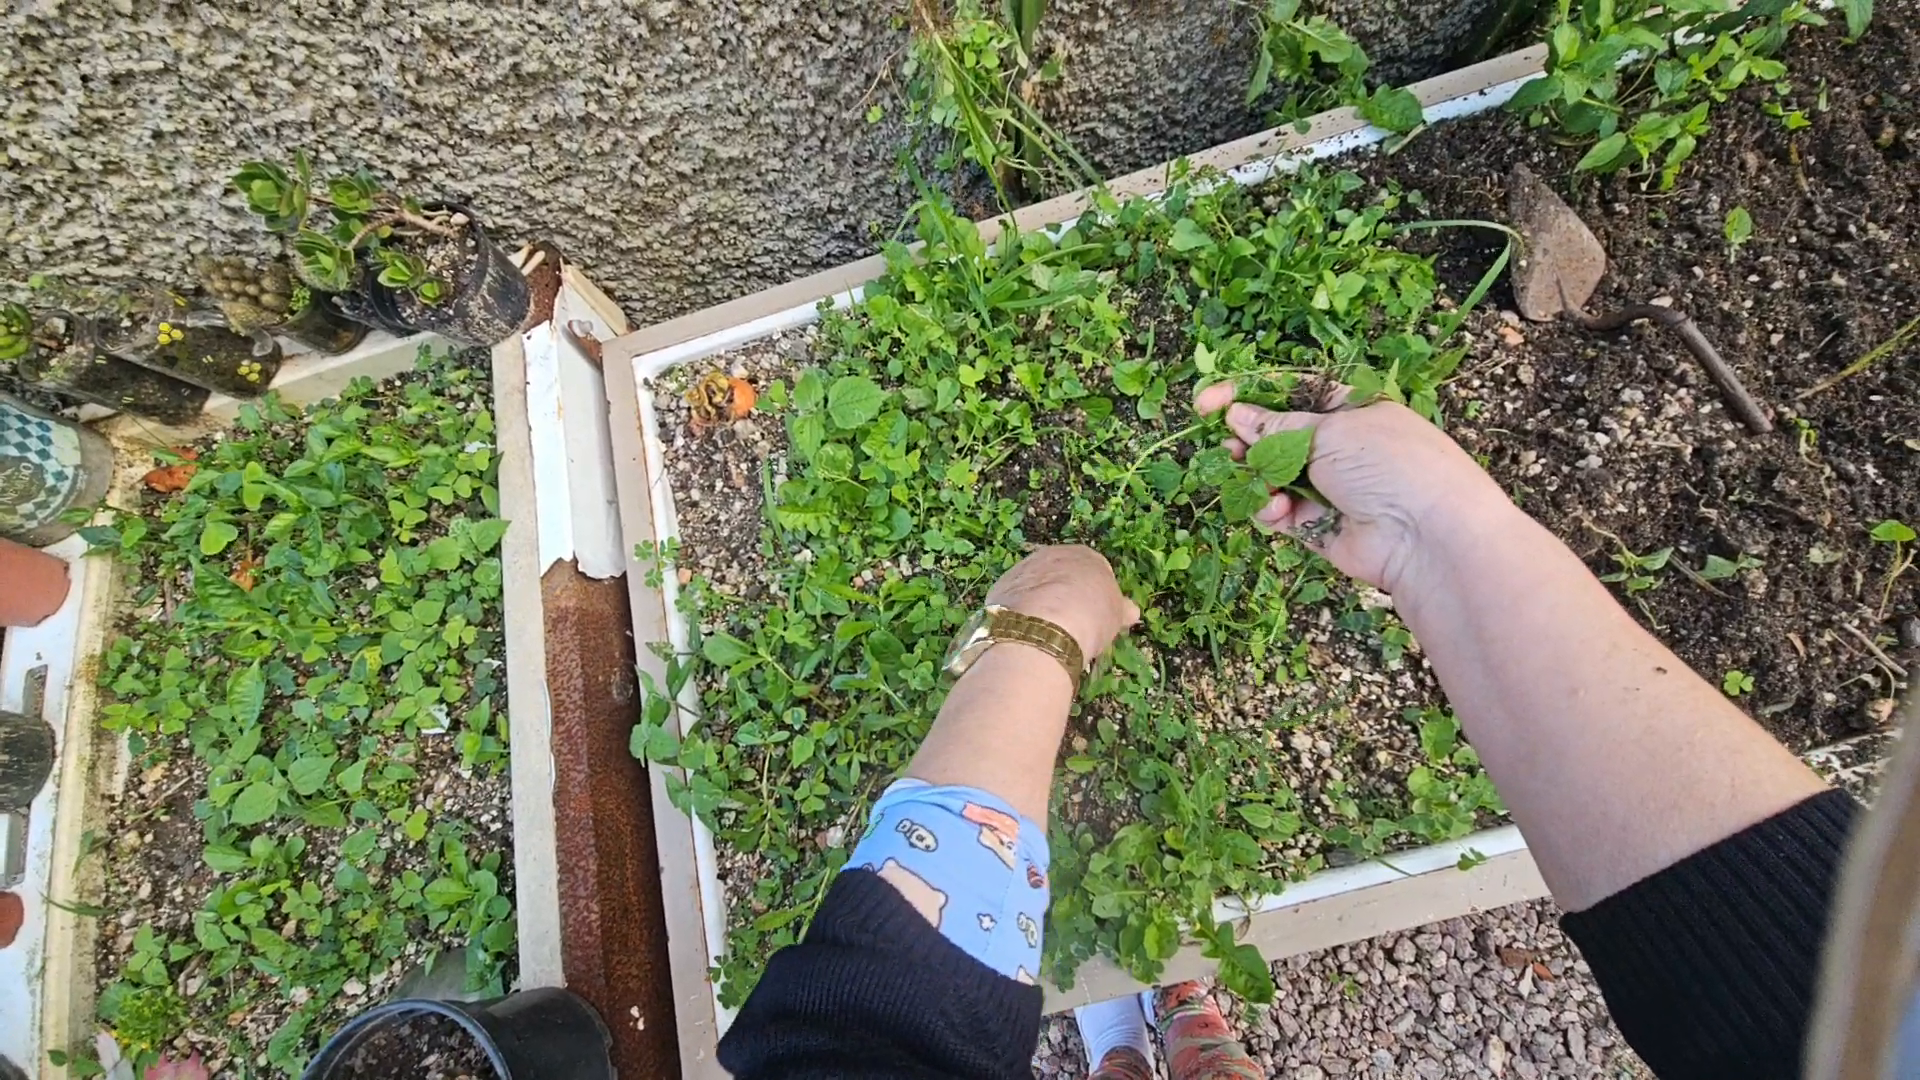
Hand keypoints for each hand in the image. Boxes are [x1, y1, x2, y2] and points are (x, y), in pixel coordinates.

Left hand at [985, 544, 1139, 661]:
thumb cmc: (1090, 616)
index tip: (1098, 617)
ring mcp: (1022, 569)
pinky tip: (1025, 633)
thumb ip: (1120, 609)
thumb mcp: (1115, 616)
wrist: (1043, 625)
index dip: (1097, 595)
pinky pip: (1014, 599)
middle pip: (1061, 575)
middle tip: (1073, 626)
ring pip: (1035, 586)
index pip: (1095, 570)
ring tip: (1047, 633)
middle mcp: (1051, 554)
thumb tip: (1130, 611)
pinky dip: (1019, 614)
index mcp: (1085, 555)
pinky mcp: (999, 588)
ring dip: (1040, 604)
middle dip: (1067, 596)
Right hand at [1194, 382, 1514, 595]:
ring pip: (1270, 476)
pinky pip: (1277, 511)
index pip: (1288, 395)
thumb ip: (1276, 426)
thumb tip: (1236, 415)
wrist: (1426, 535)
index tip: (1206, 403)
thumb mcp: (1329, 432)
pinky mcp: (1315, 524)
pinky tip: (1277, 510)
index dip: (1247, 396)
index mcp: (1349, 410)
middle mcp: (1337, 447)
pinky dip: (1270, 509)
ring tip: (1248, 478)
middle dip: (1246, 442)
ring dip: (1255, 477)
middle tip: (1225, 448)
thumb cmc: (1388, 465)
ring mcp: (1326, 487)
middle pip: (1274, 438)